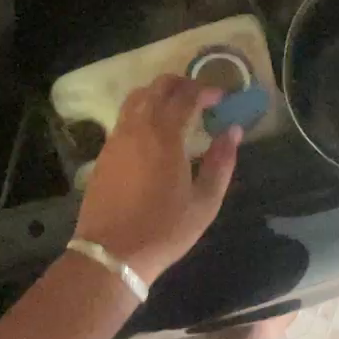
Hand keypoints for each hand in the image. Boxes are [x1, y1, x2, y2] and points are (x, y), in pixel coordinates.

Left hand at [74, 75, 242, 283]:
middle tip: (201, 97)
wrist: (111, 253)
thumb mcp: (204, 202)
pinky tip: (155, 133)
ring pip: (137, 97)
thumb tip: (234, 131)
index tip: (221, 97)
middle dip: (183, 84)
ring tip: (178, 110)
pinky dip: (143, 111)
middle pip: (158, 86)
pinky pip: (125, 117)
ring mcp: (117, 138)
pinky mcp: (105, 152)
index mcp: (164, 134)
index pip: (186, 95)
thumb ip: (221, 162)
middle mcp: (138, 126)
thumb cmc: (164, 230)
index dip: (206, 90)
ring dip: (160, 94)